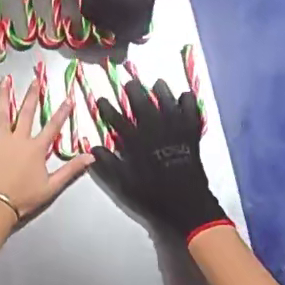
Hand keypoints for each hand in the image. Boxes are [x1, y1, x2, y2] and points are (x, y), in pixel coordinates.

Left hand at [0, 76, 92, 220]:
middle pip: (27, 113)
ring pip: (2, 114)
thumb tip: (91, 156)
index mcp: (36, 148)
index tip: (68, 98)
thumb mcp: (53, 186)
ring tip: (5, 81)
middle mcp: (19, 139)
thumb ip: (71, 169)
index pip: (53, 126)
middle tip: (35, 80)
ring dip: (4, 96)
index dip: (62, 112)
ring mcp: (0, 141)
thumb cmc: (25, 197)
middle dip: (32, 95)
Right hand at [92, 79, 228, 238]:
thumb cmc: (151, 193)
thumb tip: (93, 148)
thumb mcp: (123, 182)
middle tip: (129, 83)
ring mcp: (174, 128)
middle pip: (142, 102)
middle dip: (133, 90)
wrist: (184, 201)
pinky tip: (184, 96)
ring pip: (167, 101)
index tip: (100, 99)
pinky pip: (191, 110)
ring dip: (161, 90)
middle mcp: (153, 128)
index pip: (117, 118)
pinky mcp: (191, 132)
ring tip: (157, 83)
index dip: (107, 108)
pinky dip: (187, 101)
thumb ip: (108, 163)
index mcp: (135, 140)